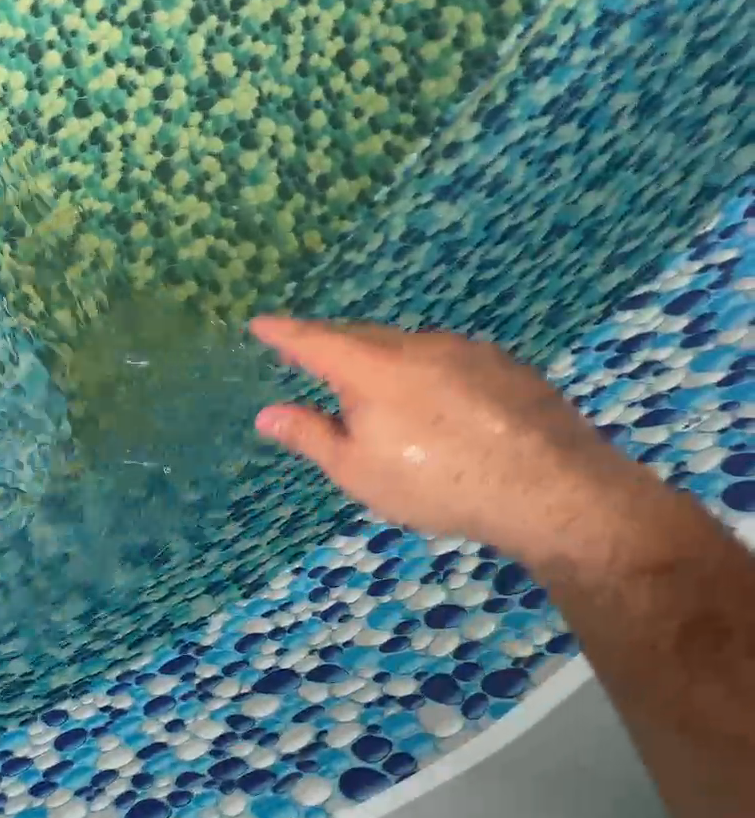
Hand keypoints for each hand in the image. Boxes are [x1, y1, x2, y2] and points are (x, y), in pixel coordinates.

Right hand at [247, 318, 661, 561]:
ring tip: (360, 381)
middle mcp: (419, 348)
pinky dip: (416, 368)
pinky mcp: (508, 369)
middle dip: (327, 342)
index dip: (284, 333)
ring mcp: (470, 354)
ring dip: (374, 356)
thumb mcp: (356, 469)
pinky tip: (423, 398)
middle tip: (302, 353)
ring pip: (405, 345)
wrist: (557, 493)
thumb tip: (268, 414)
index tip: (259, 324)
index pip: (315, 341)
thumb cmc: (437, 483)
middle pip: (360, 336)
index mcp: (373, 369)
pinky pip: (443, 358)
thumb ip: (310, 436)